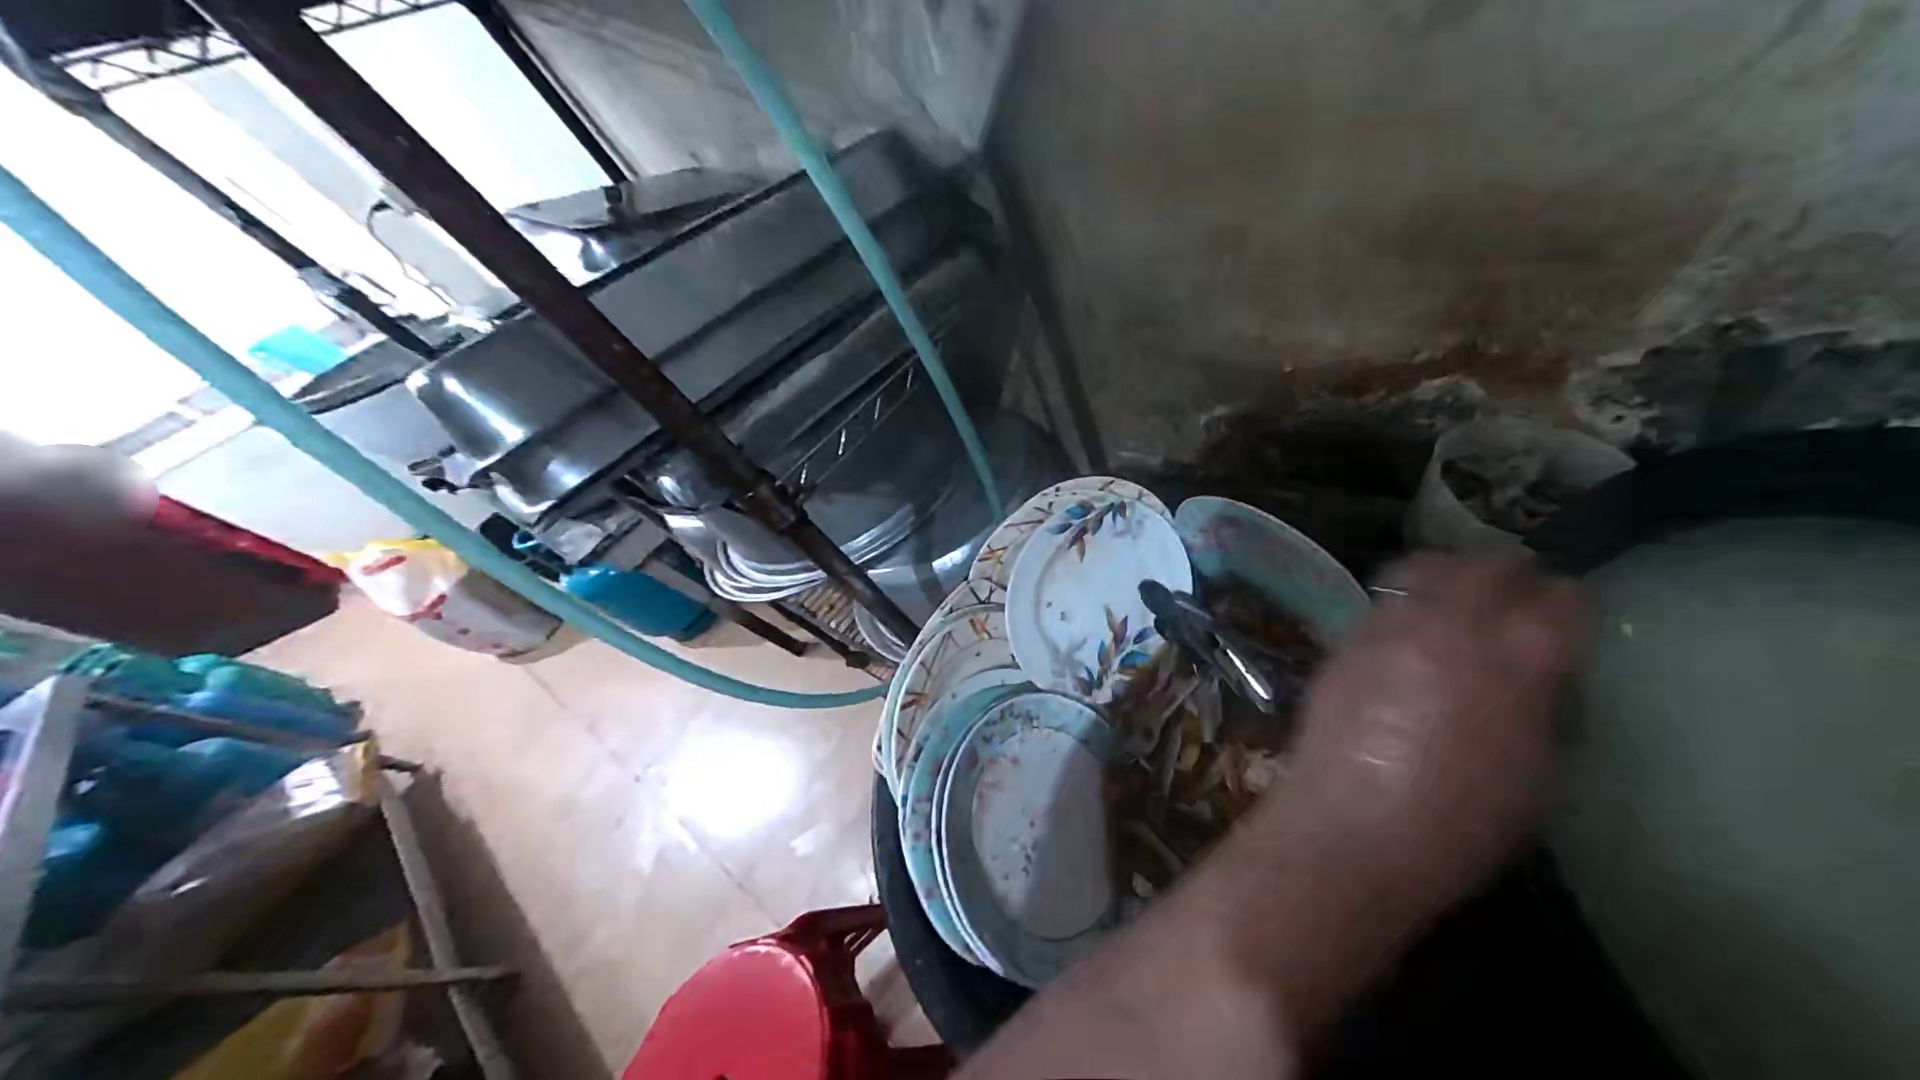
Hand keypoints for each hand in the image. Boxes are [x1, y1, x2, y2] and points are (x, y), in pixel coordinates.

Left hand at [1272, 555, 1587, 917]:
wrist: (1347, 831)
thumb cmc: (1456, 826)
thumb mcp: (1536, 775)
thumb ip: (1540, 706)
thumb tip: (1538, 675)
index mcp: (1513, 666)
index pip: (1559, 603)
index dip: (1569, 603)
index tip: (1568, 611)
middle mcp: (1445, 632)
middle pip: (1485, 569)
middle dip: (1510, 573)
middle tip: (1516, 591)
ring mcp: (1385, 633)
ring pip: (1422, 571)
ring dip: (1450, 574)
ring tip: (1458, 595)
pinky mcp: (1343, 645)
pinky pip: (1381, 604)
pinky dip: (1405, 603)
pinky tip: (1409, 629)